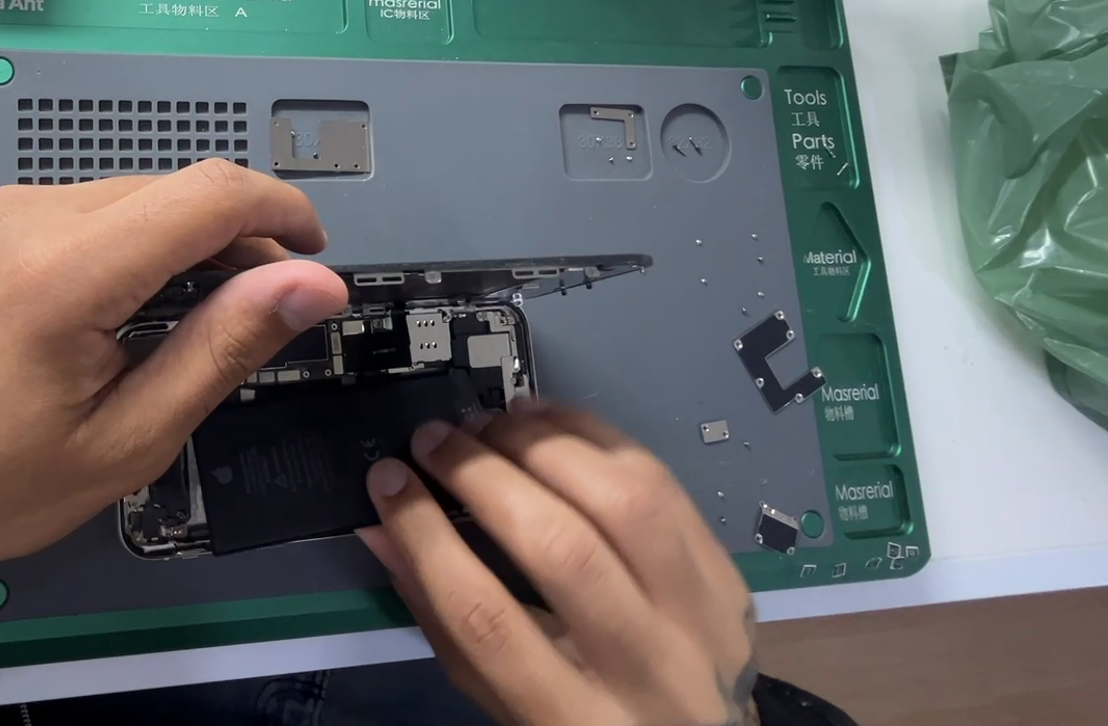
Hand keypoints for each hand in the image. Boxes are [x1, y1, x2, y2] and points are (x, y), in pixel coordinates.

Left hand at [0, 161, 349, 610]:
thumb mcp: (130, 439)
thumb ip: (225, 346)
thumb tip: (313, 285)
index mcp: (59, 275)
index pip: (205, 197)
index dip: (279, 212)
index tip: (312, 256)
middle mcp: (23, 214)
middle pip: (172, 190)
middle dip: (236, 237)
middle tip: (260, 307)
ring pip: (134, 194)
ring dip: (185, 238)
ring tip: (197, 309)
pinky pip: (90, 205)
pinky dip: (134, 238)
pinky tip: (136, 294)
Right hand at [357, 406, 758, 725]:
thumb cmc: (575, 724)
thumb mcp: (498, 699)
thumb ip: (437, 615)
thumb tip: (380, 523)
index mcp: (573, 723)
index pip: (486, 617)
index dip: (425, 535)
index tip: (388, 478)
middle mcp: (651, 675)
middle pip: (560, 549)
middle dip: (481, 475)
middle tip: (433, 439)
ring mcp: (705, 620)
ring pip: (621, 502)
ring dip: (540, 444)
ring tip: (487, 422)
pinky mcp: (727, 574)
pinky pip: (658, 479)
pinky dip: (589, 432)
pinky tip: (539, 414)